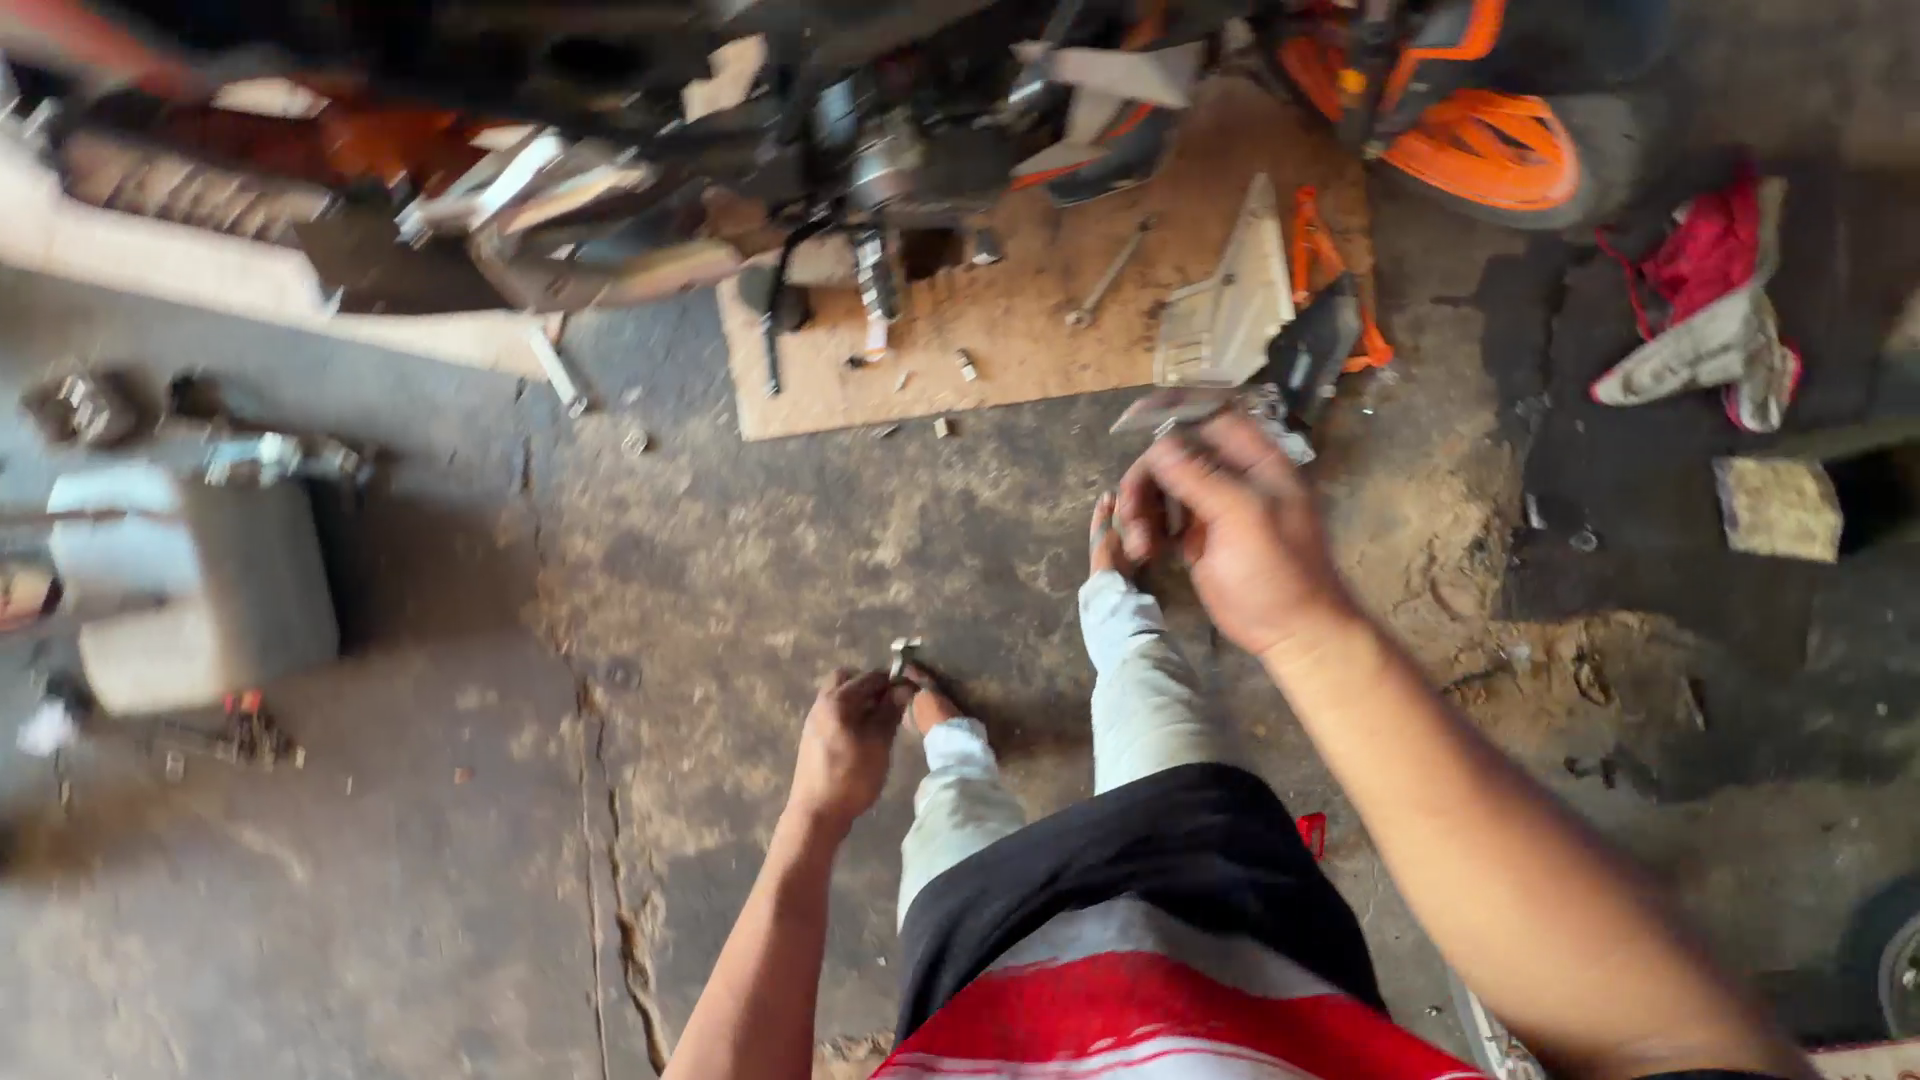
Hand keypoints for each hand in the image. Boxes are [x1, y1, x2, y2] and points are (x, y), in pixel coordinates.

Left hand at [786, 669, 914, 835]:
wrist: (816, 814)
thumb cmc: (851, 777)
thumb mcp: (878, 743)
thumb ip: (889, 712)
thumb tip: (903, 688)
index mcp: (836, 701)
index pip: (868, 677)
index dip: (891, 680)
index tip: (909, 690)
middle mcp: (821, 704)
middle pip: (846, 680)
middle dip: (870, 685)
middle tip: (890, 702)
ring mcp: (814, 721)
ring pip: (838, 696)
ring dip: (859, 700)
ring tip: (881, 721)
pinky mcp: (813, 737)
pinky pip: (834, 713)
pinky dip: (850, 713)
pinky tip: (864, 734)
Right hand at [1116, 411, 1357, 664]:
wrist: (1291, 632)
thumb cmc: (1278, 573)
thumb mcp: (1243, 517)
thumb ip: (1201, 477)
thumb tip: (1160, 445)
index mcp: (1257, 462)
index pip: (1212, 416)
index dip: (1174, 410)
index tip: (1134, 417)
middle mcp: (1233, 477)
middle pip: (1175, 454)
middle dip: (1147, 477)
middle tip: (1130, 509)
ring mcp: (1213, 508)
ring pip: (1162, 487)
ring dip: (1142, 509)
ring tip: (1140, 544)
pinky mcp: (1197, 537)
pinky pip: (1161, 518)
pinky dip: (1147, 530)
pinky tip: (1144, 552)